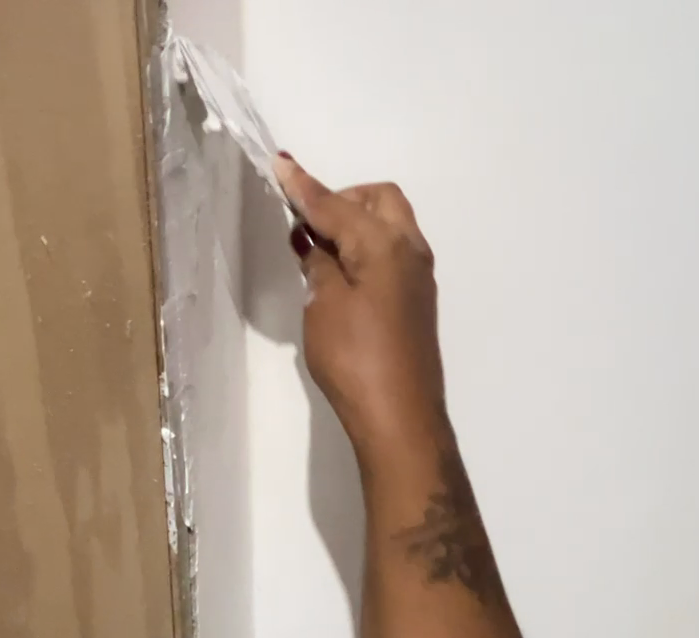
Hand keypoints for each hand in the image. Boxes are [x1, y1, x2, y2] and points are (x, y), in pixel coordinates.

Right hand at [276, 155, 445, 459]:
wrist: (398, 412)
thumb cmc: (354, 357)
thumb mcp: (324, 307)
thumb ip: (320, 265)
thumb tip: (317, 241)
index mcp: (385, 244)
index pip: (336, 205)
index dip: (305, 187)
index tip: (281, 164)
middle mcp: (409, 249)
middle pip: (378, 200)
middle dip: (341, 199)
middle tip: (307, 222)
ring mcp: (417, 276)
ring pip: (388, 226)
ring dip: (354, 225)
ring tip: (320, 252)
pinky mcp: (414, 300)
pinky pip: (390, 253)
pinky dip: (365, 249)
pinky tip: (341, 277)